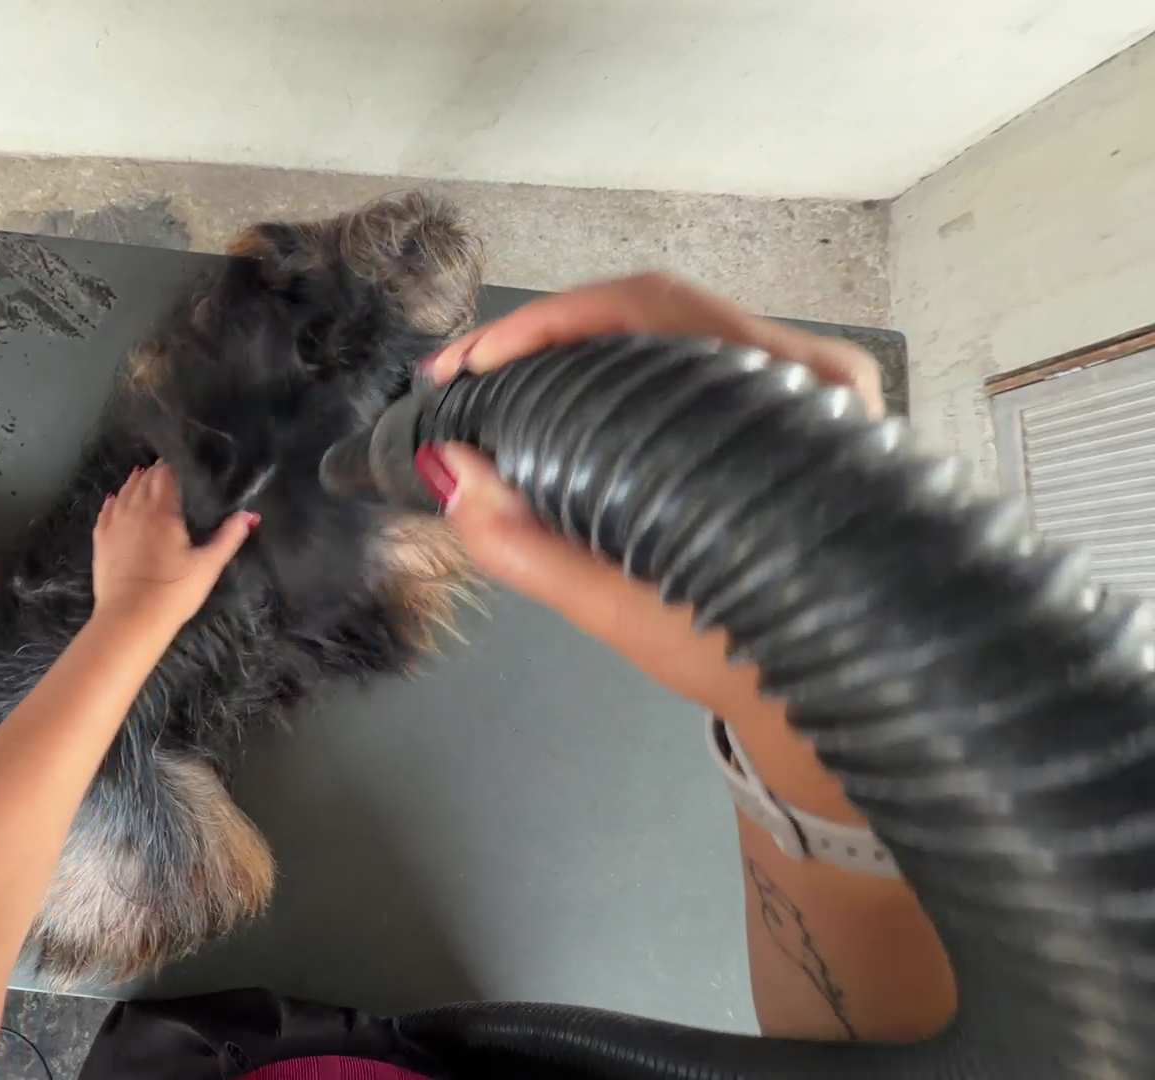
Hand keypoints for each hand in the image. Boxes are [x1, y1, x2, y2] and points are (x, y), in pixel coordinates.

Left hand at [92, 462, 257, 630]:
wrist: (130, 619)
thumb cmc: (174, 592)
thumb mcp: (208, 565)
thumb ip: (229, 537)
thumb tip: (250, 515)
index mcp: (163, 510)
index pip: (166, 476)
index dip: (173, 468)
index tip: (181, 466)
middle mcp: (136, 510)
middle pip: (144, 481)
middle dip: (155, 473)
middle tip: (166, 470)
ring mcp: (114, 524)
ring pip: (123, 492)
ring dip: (134, 483)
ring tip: (142, 476)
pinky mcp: (101, 541)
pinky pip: (106, 511)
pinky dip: (113, 501)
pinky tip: (114, 499)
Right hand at [417, 273, 884, 724]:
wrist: (842, 680)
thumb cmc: (745, 655)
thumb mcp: (627, 614)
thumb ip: (530, 547)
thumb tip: (452, 469)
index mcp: (785, 414)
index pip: (648, 315)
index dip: (539, 327)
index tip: (464, 365)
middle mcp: (803, 378)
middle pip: (646, 306)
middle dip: (534, 332)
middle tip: (460, 372)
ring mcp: (795, 383)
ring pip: (657, 323)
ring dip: (561, 344)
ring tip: (489, 377)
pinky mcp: (776, 400)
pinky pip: (670, 351)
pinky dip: (594, 363)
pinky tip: (547, 389)